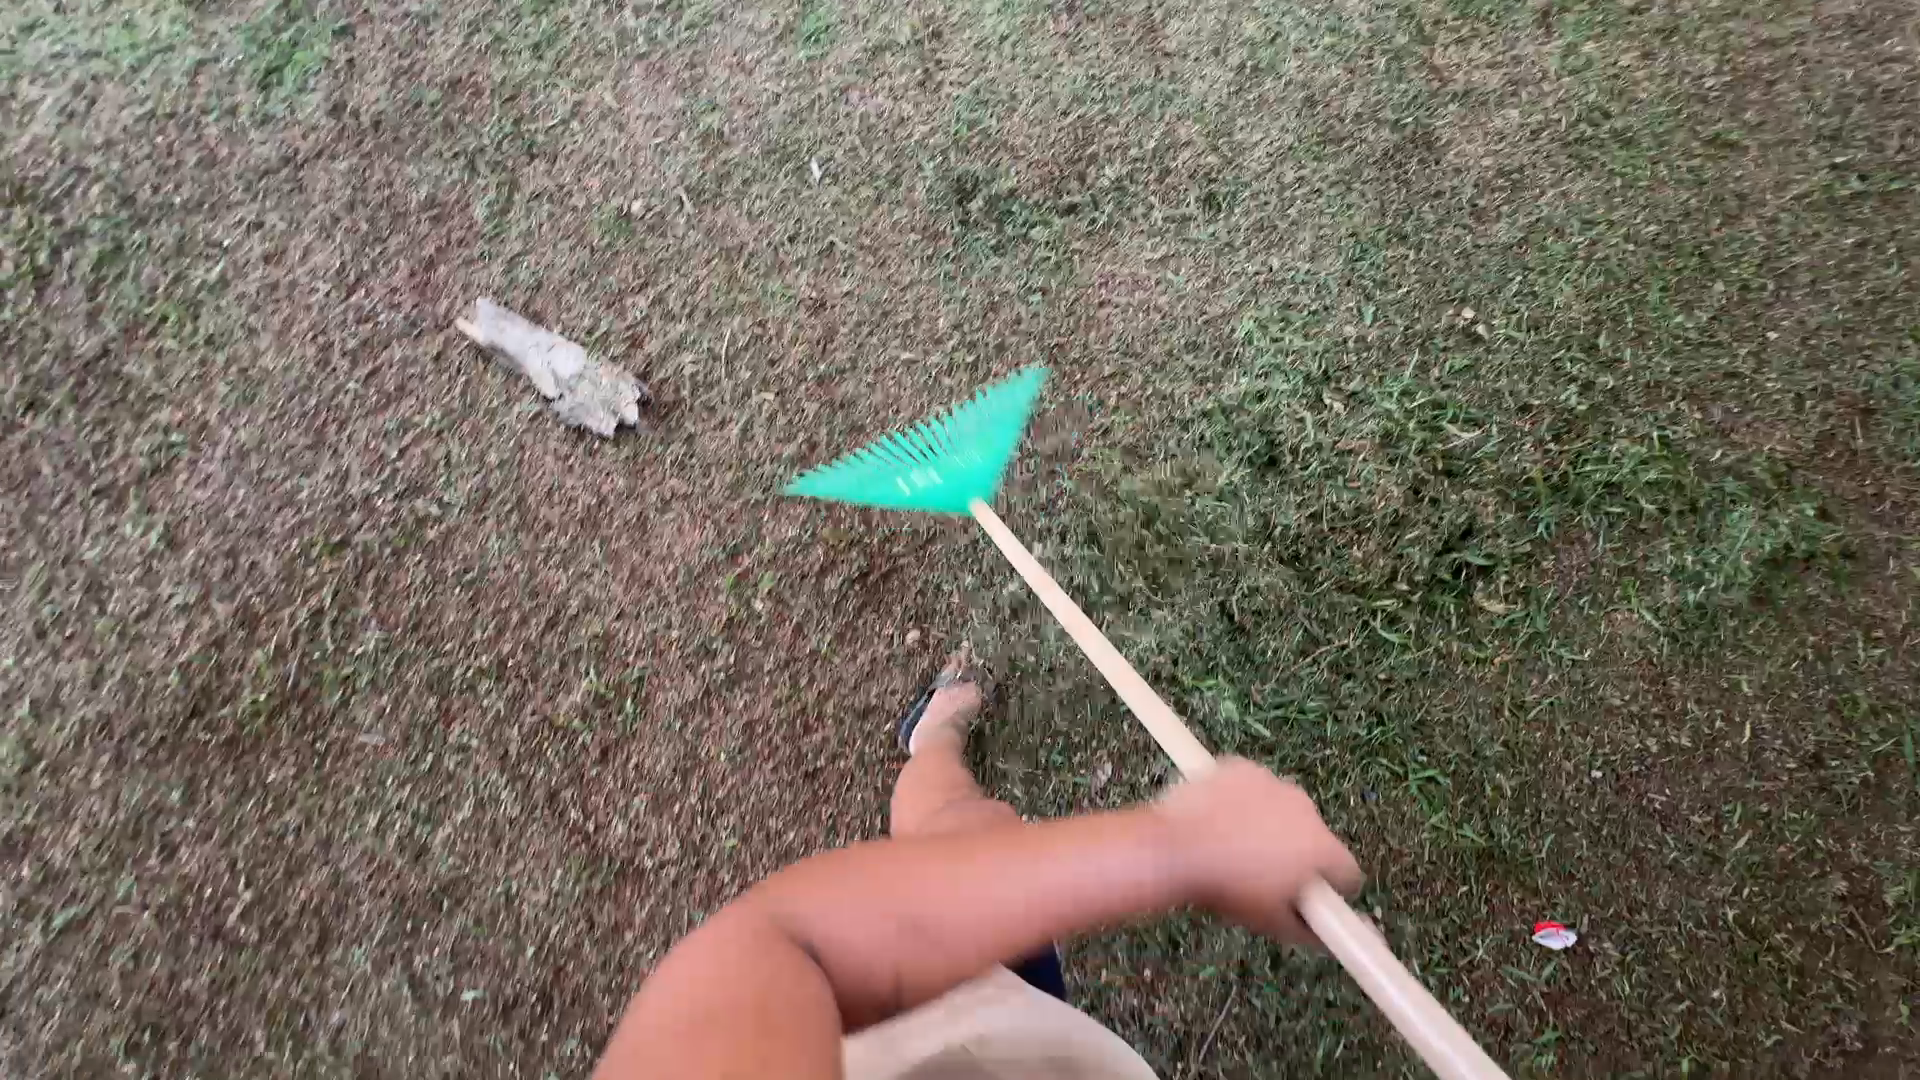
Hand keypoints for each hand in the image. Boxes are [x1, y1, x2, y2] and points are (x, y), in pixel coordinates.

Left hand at [1153, 757, 1362, 945]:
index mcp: (1321, 846)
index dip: (1330, 887)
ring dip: (1271, 822)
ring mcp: (1270, 781)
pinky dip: (1243, 799)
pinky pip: (1252, 787)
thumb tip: (1337, 934)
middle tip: (1267, 871)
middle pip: (1314, 834)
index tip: (1311, 896)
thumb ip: (1317, 932)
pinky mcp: (1241, 767)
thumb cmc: (1226, 887)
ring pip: (1282, 807)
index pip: (1347, 871)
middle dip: (1298, 851)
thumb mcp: (1274, 924)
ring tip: (1238, 844)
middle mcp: (1303, 806)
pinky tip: (1223, 818)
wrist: (1174, 847)